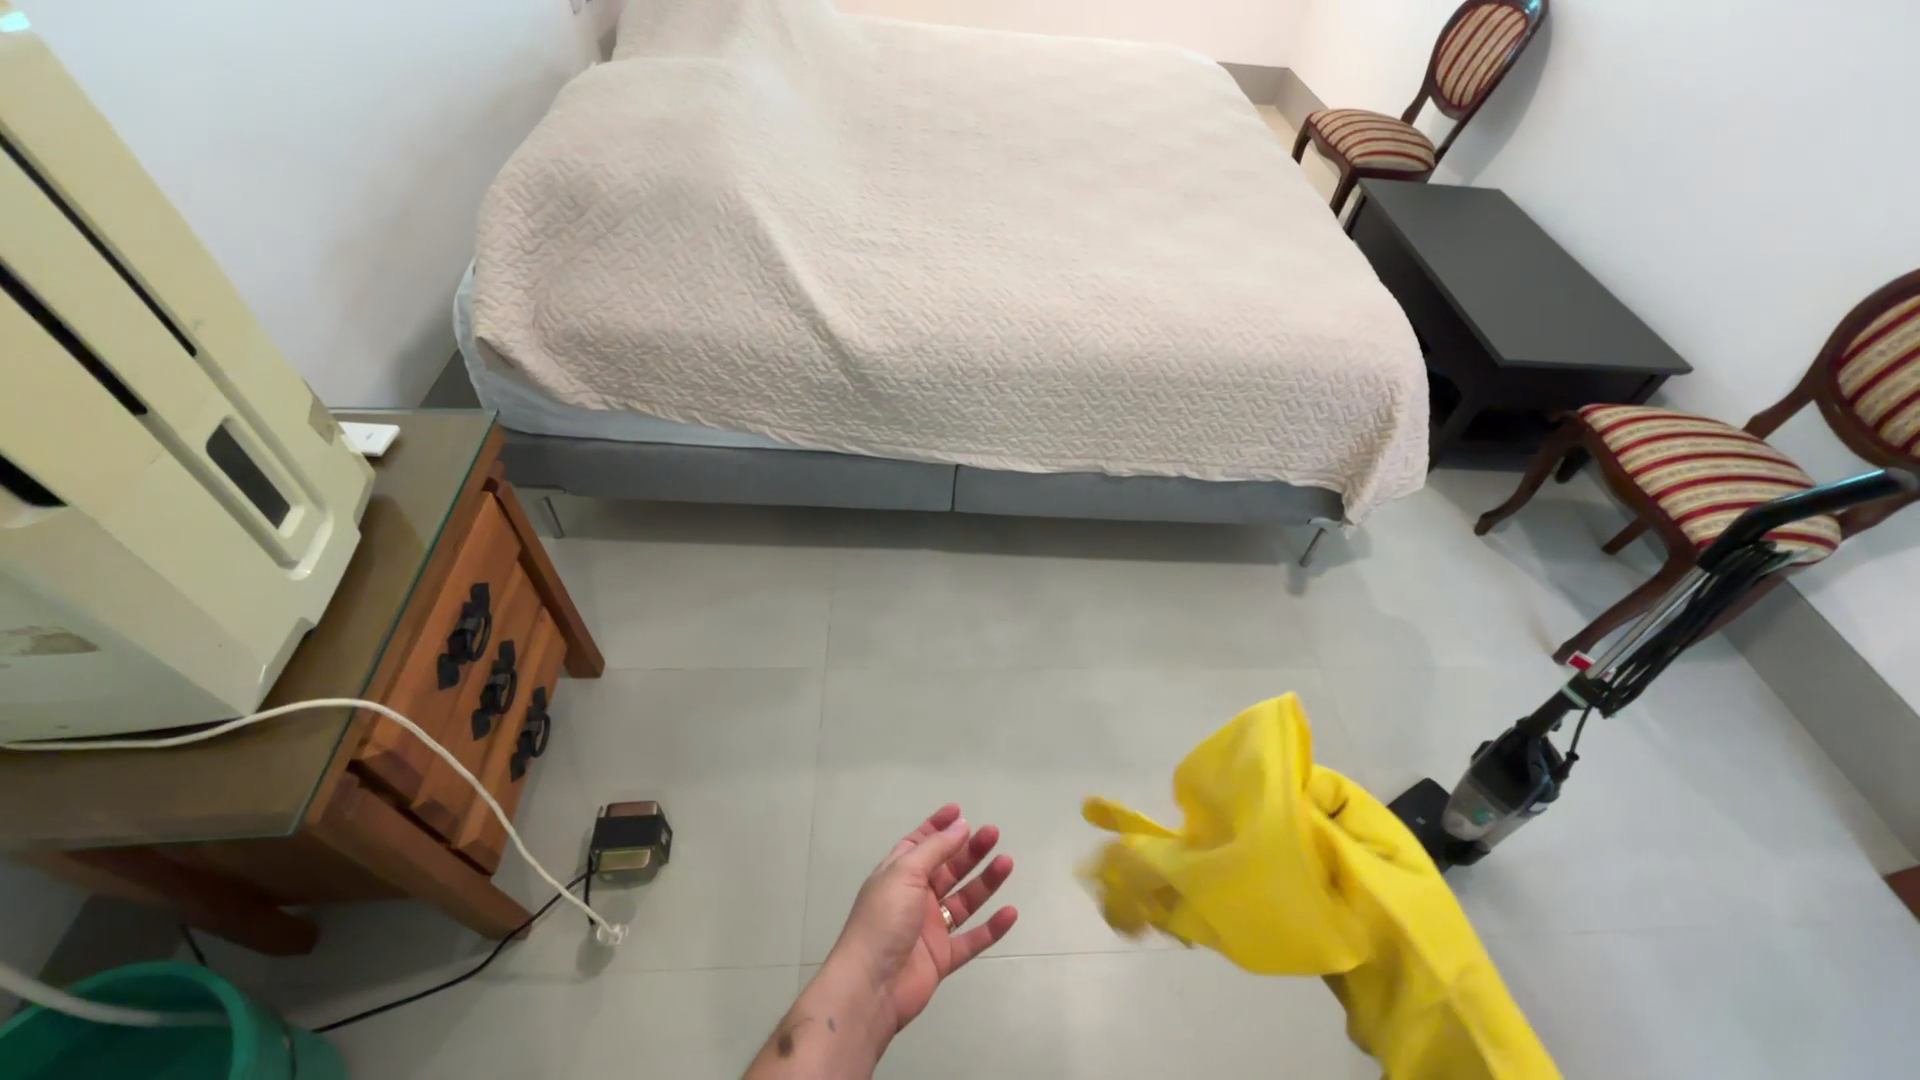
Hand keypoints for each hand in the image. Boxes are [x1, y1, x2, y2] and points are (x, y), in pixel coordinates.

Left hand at [827, 804, 1018, 1030]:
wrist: (870, 986)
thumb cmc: (883, 920)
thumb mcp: (905, 873)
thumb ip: (935, 849)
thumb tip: (960, 825)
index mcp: (898, 874)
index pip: (920, 843)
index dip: (938, 826)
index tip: (961, 812)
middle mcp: (915, 897)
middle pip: (947, 868)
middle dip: (970, 850)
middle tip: (993, 834)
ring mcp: (929, 928)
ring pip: (964, 900)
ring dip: (985, 882)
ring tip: (1006, 863)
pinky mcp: (942, 957)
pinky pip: (972, 939)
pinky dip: (991, 927)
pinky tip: (1010, 913)